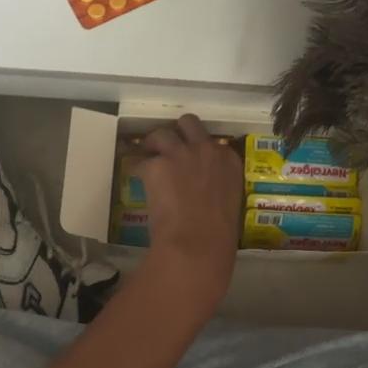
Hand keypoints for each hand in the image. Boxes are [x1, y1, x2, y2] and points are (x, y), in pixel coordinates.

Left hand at [135, 115, 243, 307]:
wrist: (198, 244)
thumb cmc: (220, 235)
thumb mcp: (230, 203)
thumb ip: (219, 187)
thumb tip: (205, 192)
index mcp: (229, 160)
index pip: (213, 143)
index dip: (200, 150)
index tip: (193, 161)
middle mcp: (206, 149)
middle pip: (189, 123)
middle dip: (178, 131)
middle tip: (169, 146)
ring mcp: (180, 153)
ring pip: (162, 133)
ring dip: (154, 144)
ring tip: (148, 156)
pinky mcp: (156, 164)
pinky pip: (141, 162)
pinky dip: (138, 170)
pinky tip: (137, 180)